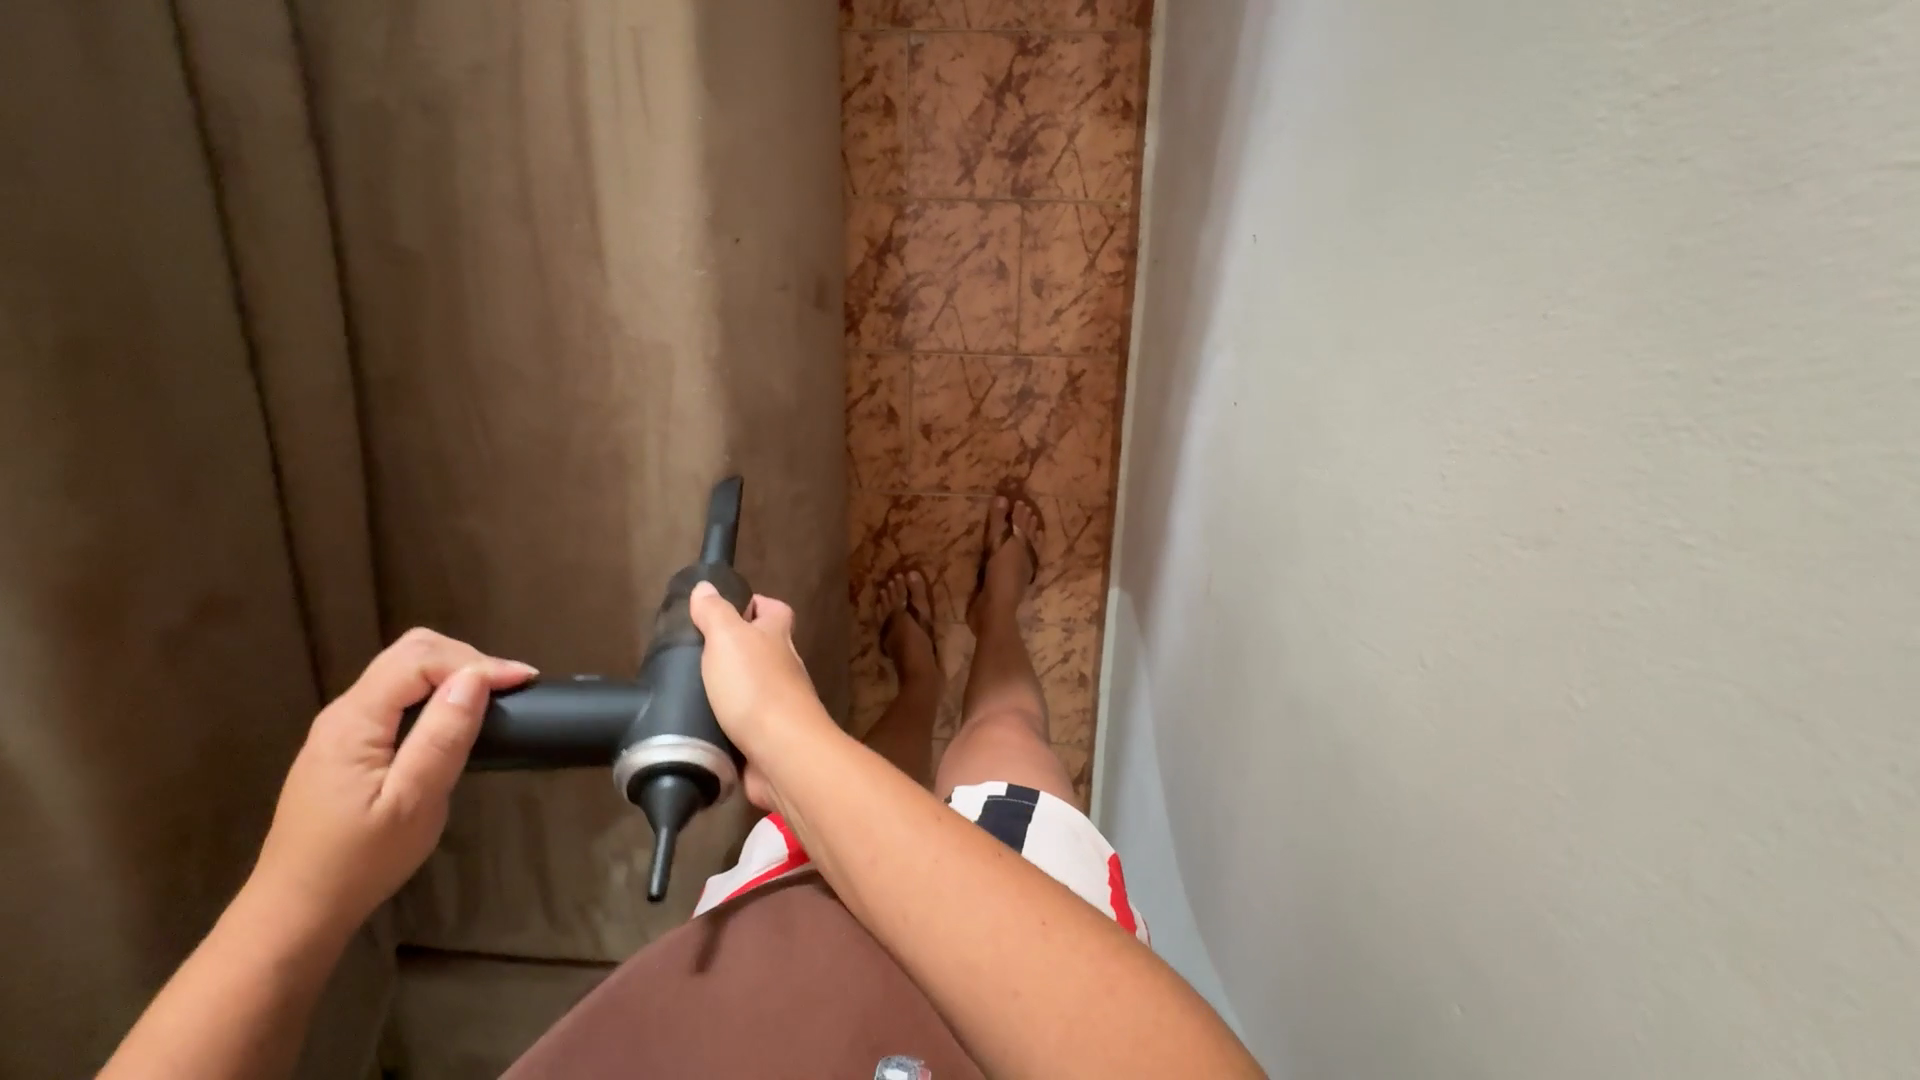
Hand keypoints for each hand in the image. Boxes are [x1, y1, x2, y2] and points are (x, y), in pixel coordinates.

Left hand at [247, 628, 536, 934]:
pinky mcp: (351, 744)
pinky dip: (438, 691)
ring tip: (494, 698)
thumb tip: (475, 679)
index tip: (524, 681)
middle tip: (510, 688)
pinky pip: (399, 695)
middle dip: (467, 659)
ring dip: (454, 672)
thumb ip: (443, 736)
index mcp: (355, 721)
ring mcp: (344, 727)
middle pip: (410, 652)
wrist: (299, 909)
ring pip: (404, 669)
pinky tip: (458, 717)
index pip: (421, 660)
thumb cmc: (359, 860)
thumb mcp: (413, 801)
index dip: (477, 663)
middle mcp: (345, 712)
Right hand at [688, 582, 835, 807]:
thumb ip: (716, 613)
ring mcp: (779, 705)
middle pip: (763, 650)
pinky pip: (742, 725)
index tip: (725, 610)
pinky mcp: (766, 738)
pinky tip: (698, 727)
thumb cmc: (756, 687)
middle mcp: (784, 668)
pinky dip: (724, 725)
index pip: (775, 610)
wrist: (782, 754)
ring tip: (686, 692)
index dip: (755, 605)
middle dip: (734, 651)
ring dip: (726, 691)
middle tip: (692, 655)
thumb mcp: (728, 639)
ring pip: (752, 689)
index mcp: (778, 637)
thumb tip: (706, 587)